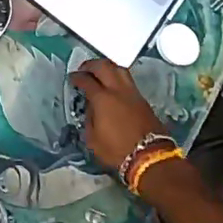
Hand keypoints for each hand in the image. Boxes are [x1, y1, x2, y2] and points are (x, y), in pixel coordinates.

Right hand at [69, 59, 169, 173]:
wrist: (150, 157)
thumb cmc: (117, 150)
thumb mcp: (93, 139)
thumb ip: (89, 118)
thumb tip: (90, 108)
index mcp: (102, 99)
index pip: (86, 80)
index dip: (76, 77)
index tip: (72, 78)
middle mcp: (117, 90)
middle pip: (103, 66)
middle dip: (91, 65)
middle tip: (84, 70)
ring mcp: (132, 93)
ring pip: (118, 69)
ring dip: (107, 67)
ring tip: (100, 73)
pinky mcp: (143, 100)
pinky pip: (127, 80)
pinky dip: (117, 77)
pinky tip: (113, 86)